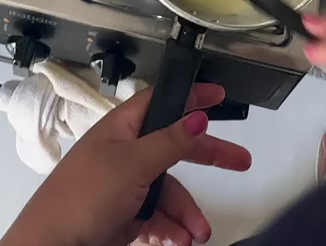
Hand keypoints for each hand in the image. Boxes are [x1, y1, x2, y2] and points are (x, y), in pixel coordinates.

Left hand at [0, 82, 252, 245]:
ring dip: (186, 213)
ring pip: (170, 191)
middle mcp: (126, 152)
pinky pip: (159, 219)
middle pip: (175, 147)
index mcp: (123, 127)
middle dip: (207, 157)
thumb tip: (198, 114)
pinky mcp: (125, 218)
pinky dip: (171, 230)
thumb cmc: (84, 195)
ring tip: (196, 234)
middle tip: (241, 161)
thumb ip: (169, 141)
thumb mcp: (132, 164)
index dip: (190, 96)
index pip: (162, 101)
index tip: (218, 95)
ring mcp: (126, 186)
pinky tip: (179, 241)